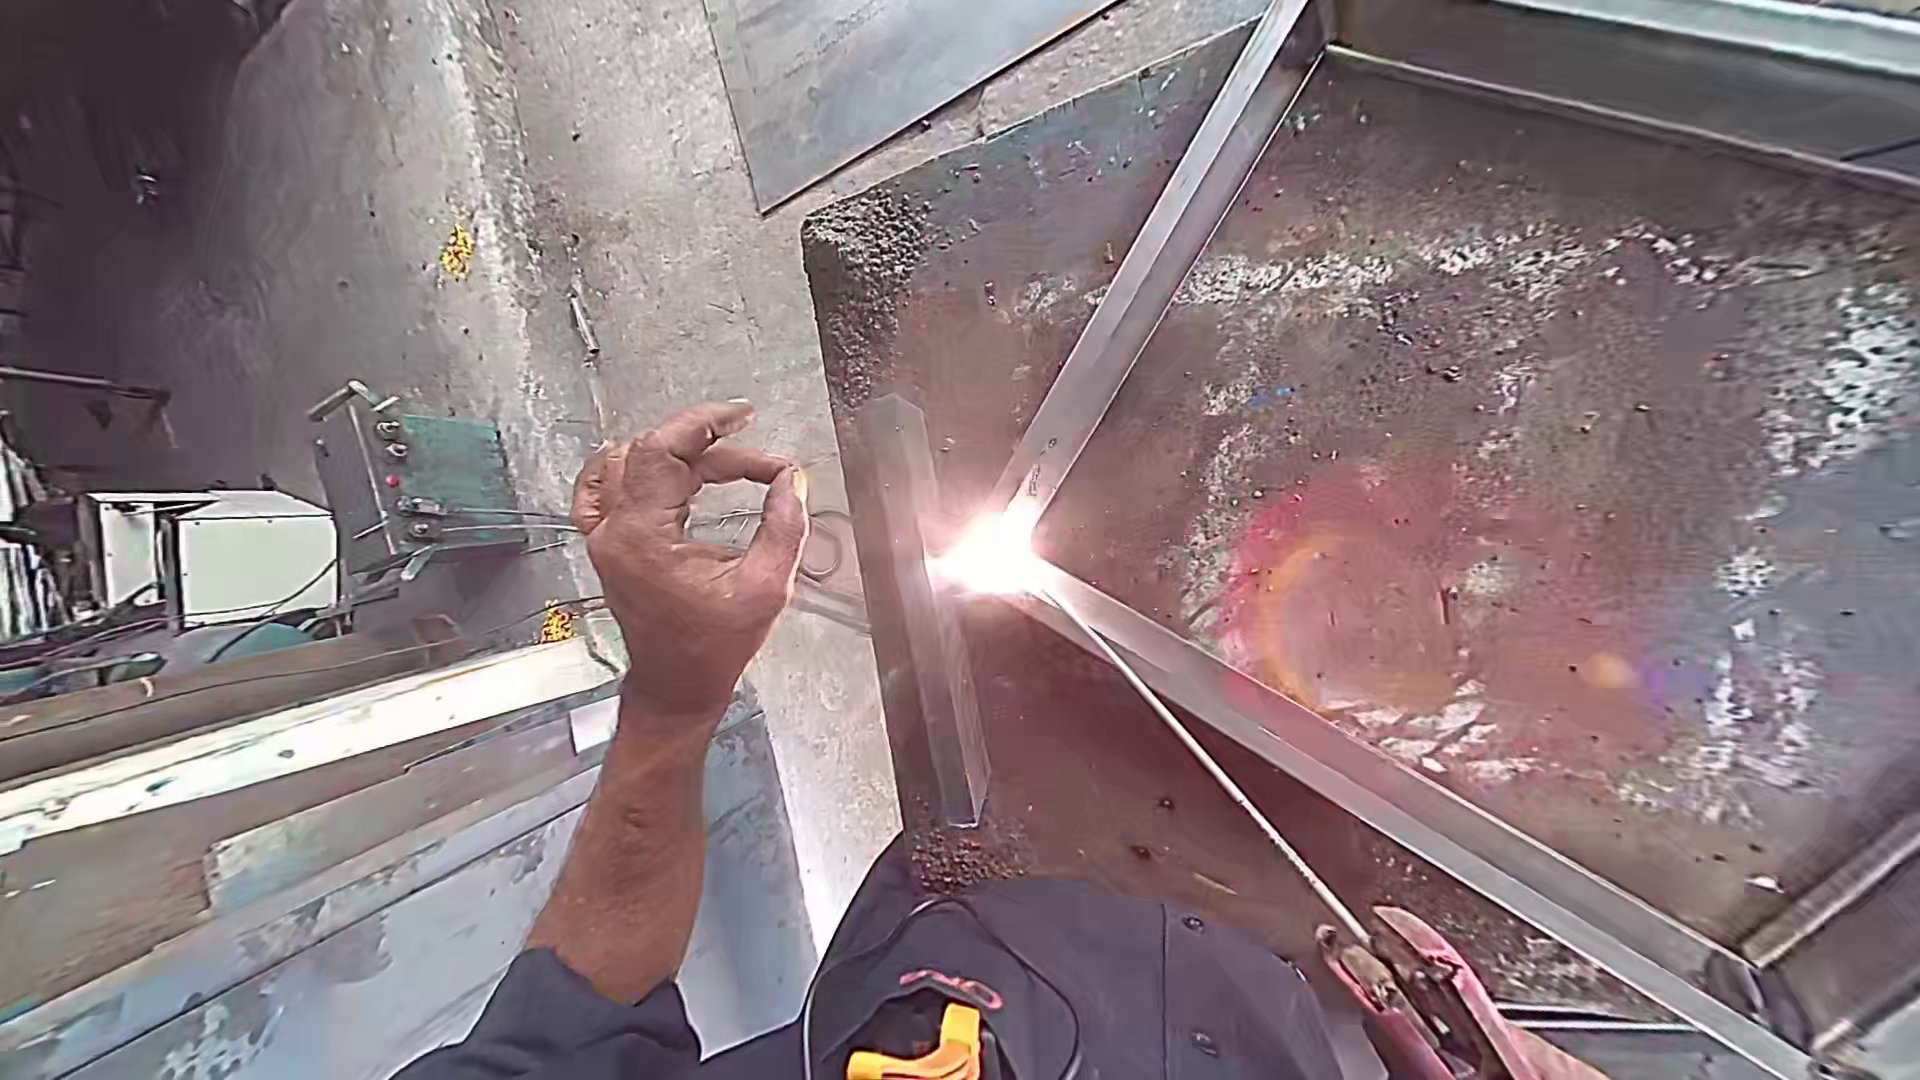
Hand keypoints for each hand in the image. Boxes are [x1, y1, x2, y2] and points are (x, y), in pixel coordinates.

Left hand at [571, 401, 808, 715]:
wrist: (677, 686)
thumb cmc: (716, 647)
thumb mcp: (767, 588)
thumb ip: (784, 527)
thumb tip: (791, 480)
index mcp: (644, 538)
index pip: (663, 451)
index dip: (705, 422)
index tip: (744, 415)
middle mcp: (614, 531)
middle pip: (654, 454)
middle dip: (713, 445)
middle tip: (761, 461)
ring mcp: (605, 538)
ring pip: (632, 464)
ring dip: (682, 453)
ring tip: (727, 457)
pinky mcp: (612, 545)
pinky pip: (607, 487)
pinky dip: (637, 466)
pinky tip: (660, 464)